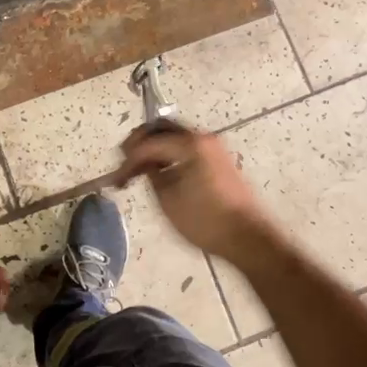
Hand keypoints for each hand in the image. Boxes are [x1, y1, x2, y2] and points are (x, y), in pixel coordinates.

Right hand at [113, 127, 272, 262]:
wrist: (249, 238)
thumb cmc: (206, 222)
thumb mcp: (168, 200)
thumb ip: (151, 175)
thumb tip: (144, 165)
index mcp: (190, 143)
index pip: (148, 141)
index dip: (128, 158)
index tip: (117, 178)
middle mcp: (202, 137)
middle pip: (162, 128)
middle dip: (139, 143)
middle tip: (124, 161)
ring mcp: (212, 147)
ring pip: (173, 136)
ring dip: (154, 148)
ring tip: (138, 169)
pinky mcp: (217, 160)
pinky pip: (185, 147)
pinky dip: (169, 154)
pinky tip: (159, 173)